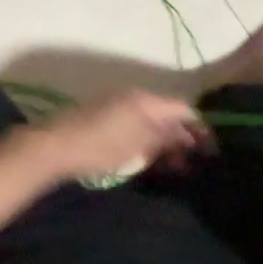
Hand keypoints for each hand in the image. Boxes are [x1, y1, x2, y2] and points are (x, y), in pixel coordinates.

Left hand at [28, 91, 207, 180]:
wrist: (53, 146)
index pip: (184, 109)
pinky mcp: (101, 118)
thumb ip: (165, 139)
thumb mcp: (138, 145)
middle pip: (167, 115)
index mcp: (146, 100)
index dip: (200, 129)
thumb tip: (185, 136)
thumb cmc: (99, 146)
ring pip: (150, 122)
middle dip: (182, 137)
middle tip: (191, 164)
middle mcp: (133, 97)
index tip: (210, 151)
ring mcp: (115, 105)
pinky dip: (145, 141)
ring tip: (172, 166)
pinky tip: (147, 159)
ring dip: (163, 141)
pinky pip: (134, 126)